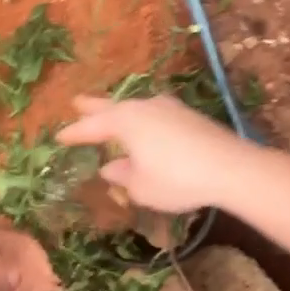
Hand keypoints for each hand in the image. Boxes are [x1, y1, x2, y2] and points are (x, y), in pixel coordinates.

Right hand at [56, 95, 256, 212]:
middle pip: (113, 106)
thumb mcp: (142, 187)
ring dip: (122, 111)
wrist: (230, 167)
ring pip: (137, 107)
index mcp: (125, 120)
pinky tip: (147, 127)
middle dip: (94, 107)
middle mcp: (145, 106)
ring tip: (112, 114)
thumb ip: (123, 176)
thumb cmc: (177, 179)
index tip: (58, 137)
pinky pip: (156, 114)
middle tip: (77, 103)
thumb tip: (111, 167)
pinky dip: (144, 119)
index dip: (74, 133)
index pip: (92, 126)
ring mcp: (170, 108)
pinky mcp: (190, 116)